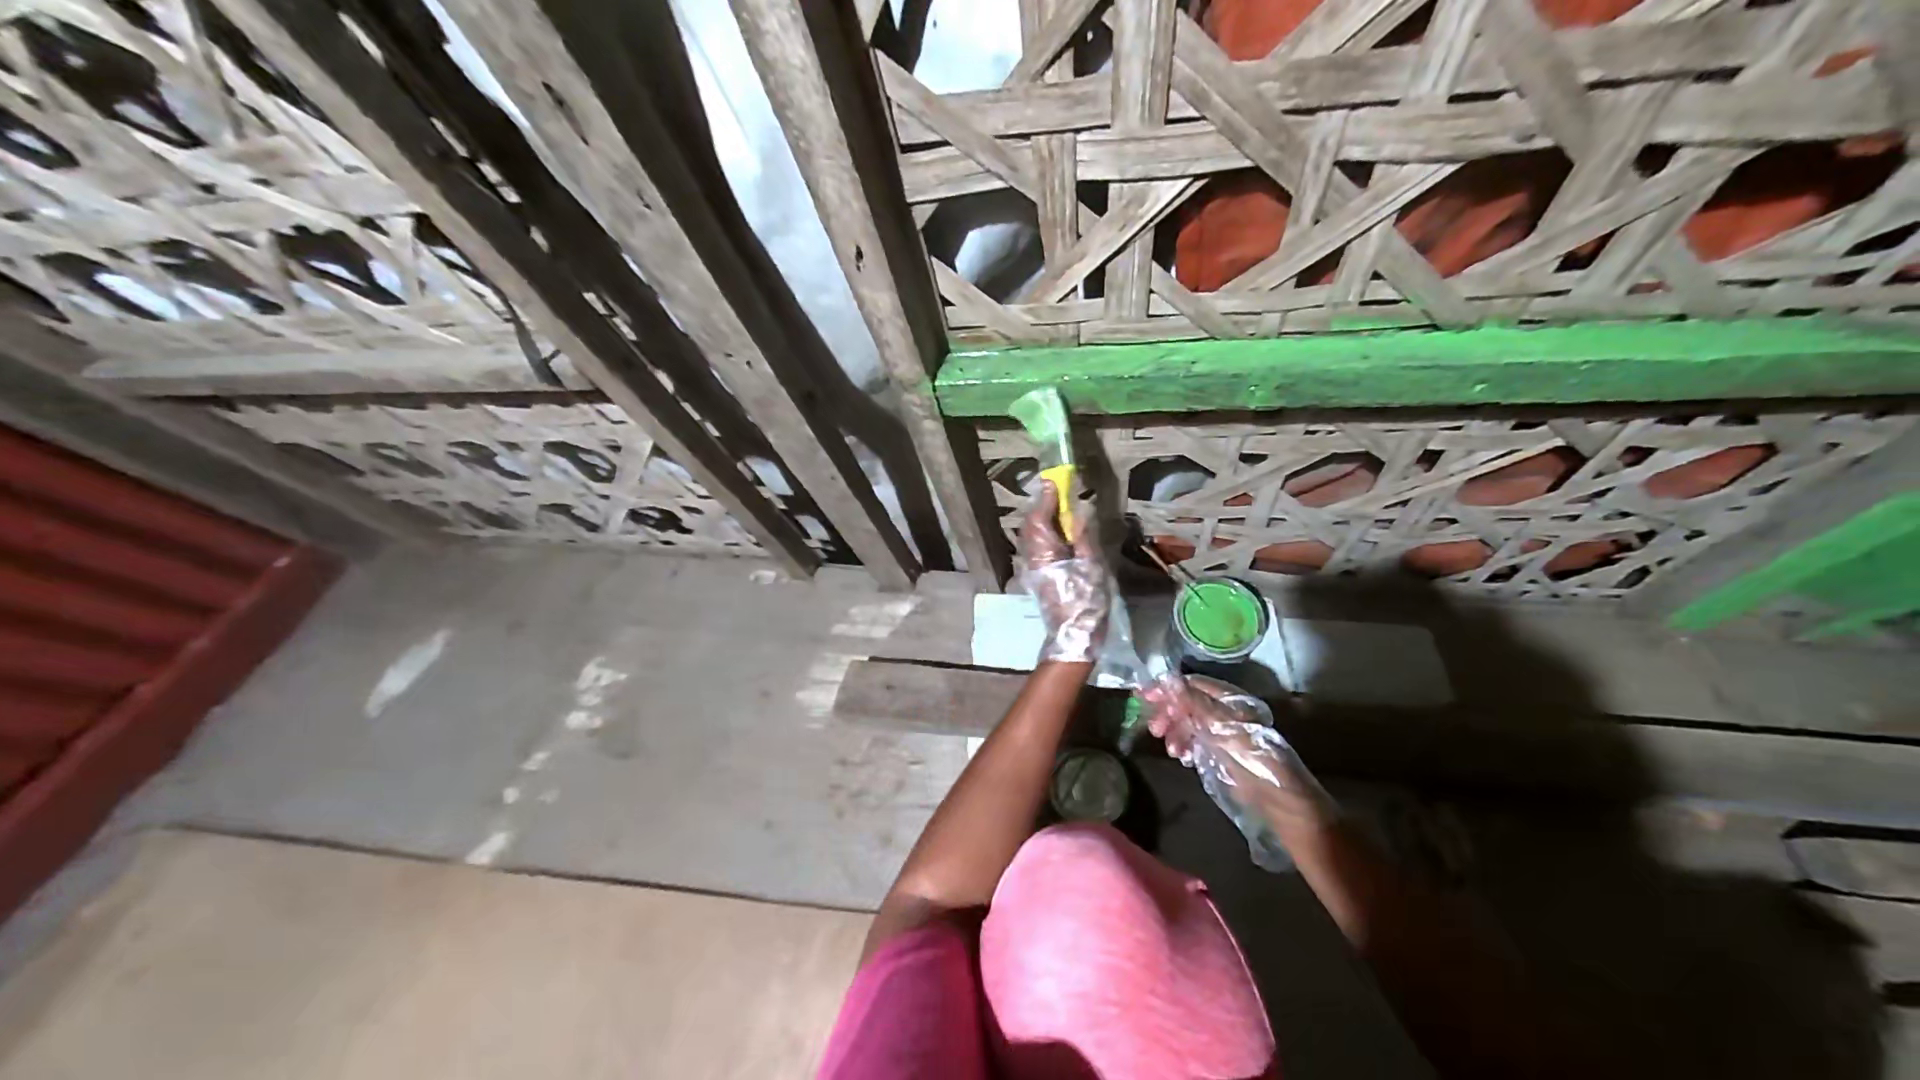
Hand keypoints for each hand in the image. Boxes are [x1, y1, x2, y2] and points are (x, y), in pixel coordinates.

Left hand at [1018, 479, 1108, 663]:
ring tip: (1059, 507)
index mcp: (1045, 553)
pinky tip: (1058, 531)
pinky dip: (1045, 532)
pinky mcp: (1036, 574)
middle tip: (1058, 491)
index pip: (1039, 518)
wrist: (1072, 637)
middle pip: (1031, 525)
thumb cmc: (1085, 602)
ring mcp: (1032, 567)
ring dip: (1043, 518)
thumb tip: (1081, 510)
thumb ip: (1084, 536)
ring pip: (1032, 535)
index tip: (1054, 482)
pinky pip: (1036, 545)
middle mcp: (1032, 557)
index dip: (1046, 499)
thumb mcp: (1091, 567)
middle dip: (1043, 506)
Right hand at [1140, 674, 1337, 832]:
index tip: (1144, 696)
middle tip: (1154, 728)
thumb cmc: (1255, 759)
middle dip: (1168, 713)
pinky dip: (1183, 746)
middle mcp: (1224, 712)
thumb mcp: (1223, 728)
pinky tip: (1180, 756)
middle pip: (1187, 703)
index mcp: (1230, 699)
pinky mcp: (1220, 753)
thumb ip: (1194, 704)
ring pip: (1188, 723)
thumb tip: (1167, 679)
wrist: (1281, 802)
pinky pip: (1194, 742)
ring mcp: (1222, 733)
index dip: (1167, 688)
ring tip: (1171, 750)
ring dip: (1174, 732)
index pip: (1192, 684)